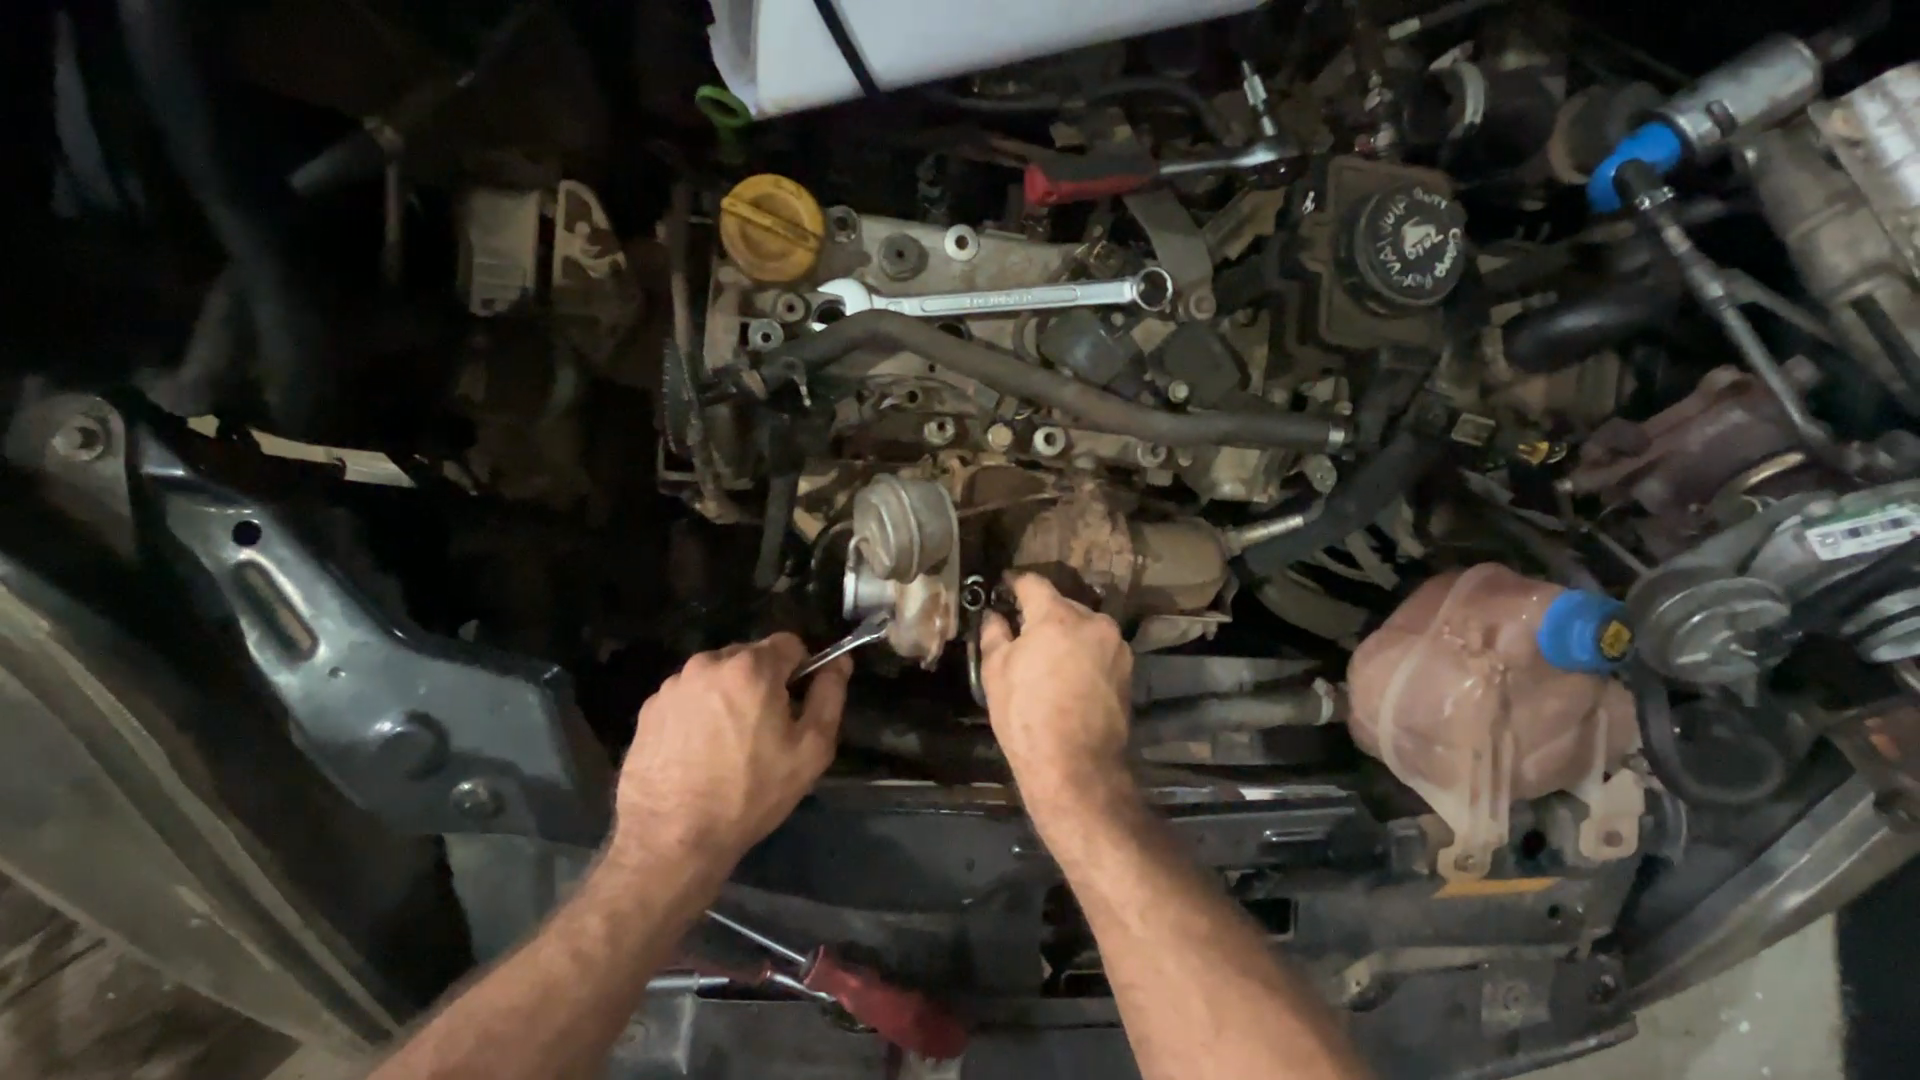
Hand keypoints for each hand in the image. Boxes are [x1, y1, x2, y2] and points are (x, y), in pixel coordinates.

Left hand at [612, 634, 848, 865]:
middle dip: (763, 683)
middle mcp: (708, 663)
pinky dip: (699, 713)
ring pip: (717, 676)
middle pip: (750, 657)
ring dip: (729, 696)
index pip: (789, 643)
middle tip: (765, 731)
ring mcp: (673, 685)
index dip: (800, 671)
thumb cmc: (751, 793)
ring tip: (728, 745)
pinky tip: (698, 752)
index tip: (796, 706)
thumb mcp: (811, 750)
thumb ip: (829, 696)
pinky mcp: (649, 709)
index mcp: (751, 667)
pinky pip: (688, 697)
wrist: (672, 837)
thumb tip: (839, 663)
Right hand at [979, 574, 1132, 792]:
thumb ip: (995, 634)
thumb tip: (994, 616)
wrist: (1075, 765)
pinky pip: (1099, 649)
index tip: (1004, 586)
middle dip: (1042, 613)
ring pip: (1084, 627)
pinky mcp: (1128, 669)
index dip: (1014, 583)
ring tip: (1047, 656)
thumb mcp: (996, 672)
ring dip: (1066, 634)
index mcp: (1057, 616)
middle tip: (1022, 629)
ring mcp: (1116, 645)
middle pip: (1062, 604)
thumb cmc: (1026, 714)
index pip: (1033, 583)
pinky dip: (1083, 653)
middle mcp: (1093, 621)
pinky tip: (1068, 675)